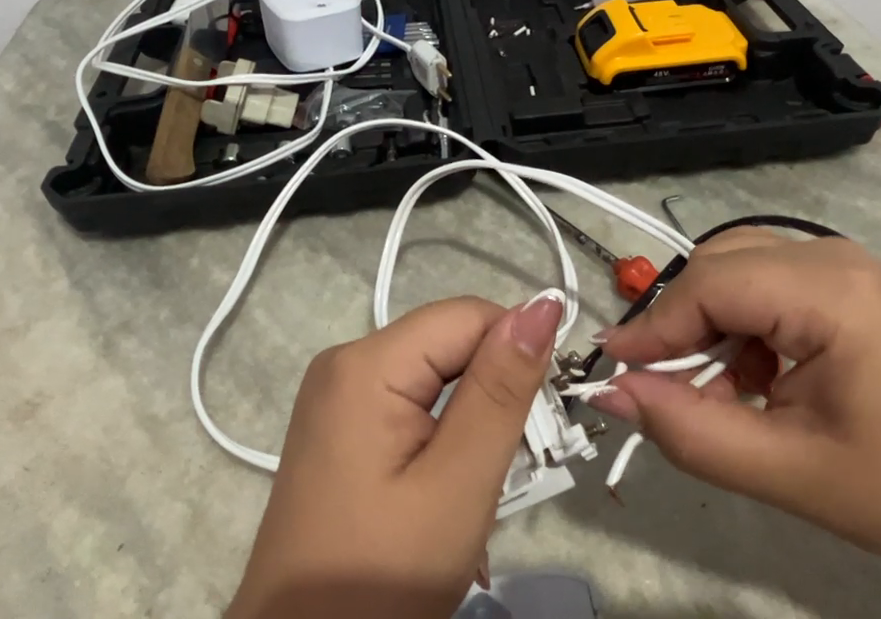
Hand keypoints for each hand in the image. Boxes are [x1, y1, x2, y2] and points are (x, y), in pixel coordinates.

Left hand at [227, 294, 563, 618]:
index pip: (468, 316)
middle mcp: (344, 362)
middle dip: (494, 393)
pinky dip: (444, 438)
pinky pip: (410, 405)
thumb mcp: (458, 485)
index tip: (543, 421)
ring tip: (479, 486)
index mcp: (366, 364)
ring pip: (435, 377)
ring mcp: (336, 396)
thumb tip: (544, 305)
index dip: (516, 355)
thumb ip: (501, 390)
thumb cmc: (383, 575)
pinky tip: (448, 488)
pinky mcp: (339, 428)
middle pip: (449, 343)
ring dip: (473, 421)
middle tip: (513, 466)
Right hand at [589, 229, 880, 573]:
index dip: (654, 327)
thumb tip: (612, 391)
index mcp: (831, 293)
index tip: (611, 369)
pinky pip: (762, 282)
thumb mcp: (786, 472)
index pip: (710, 285)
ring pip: (734, 268)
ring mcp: (842, 264)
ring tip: (713, 390)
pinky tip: (750, 378)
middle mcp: (833, 257)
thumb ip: (690, 430)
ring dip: (707, 324)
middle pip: (718, 265)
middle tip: (662, 386)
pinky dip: (737, 324)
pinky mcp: (842, 281)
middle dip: (680, 323)